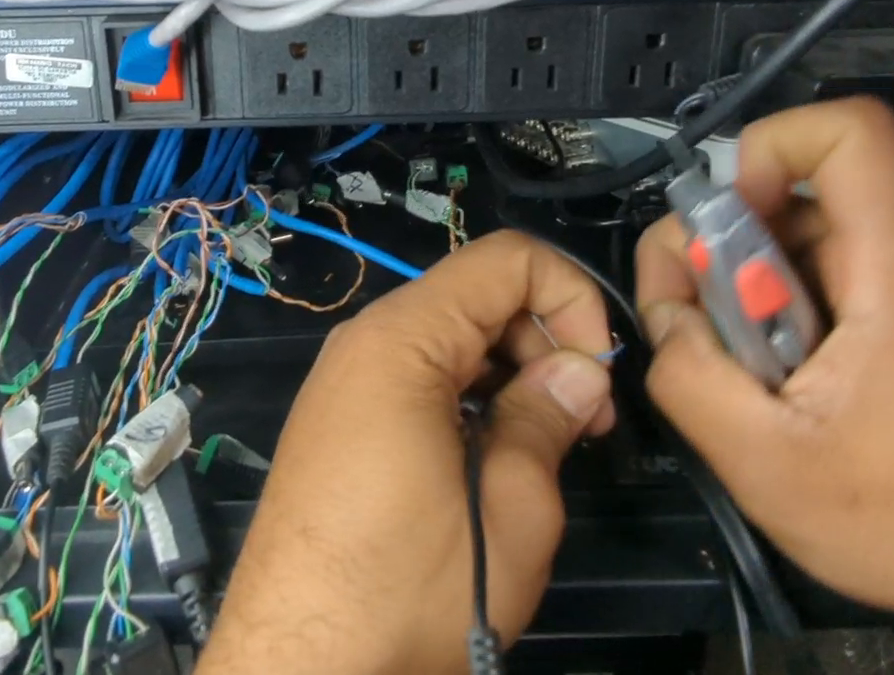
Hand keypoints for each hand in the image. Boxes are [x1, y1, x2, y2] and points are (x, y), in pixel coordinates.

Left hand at [196, 232, 617, 674]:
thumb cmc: (408, 589)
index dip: (569, 297)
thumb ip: (547, 417)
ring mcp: (345, 380)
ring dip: (509, 372)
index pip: (505, 259)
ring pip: (449, 338)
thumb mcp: (508, 508)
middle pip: (475, 295)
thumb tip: (580, 371)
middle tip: (586, 420)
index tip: (597, 373)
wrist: (296, 671)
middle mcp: (365, 341)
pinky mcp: (340, 420)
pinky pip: (418, 377)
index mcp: (401, 339)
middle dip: (543, 338)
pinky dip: (468, 396)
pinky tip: (491, 455)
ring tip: (545, 444)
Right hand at [637, 97, 893, 673]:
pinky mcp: (889, 324)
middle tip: (689, 323)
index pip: (849, 135)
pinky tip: (760, 380)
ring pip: (785, 241)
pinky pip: (802, 283)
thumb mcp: (766, 465)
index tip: (720, 226)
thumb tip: (665, 320)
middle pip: (789, 193)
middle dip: (711, 243)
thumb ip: (688, 376)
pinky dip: (757, 316)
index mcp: (891, 273)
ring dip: (730, 288)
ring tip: (727, 366)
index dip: (769, 147)